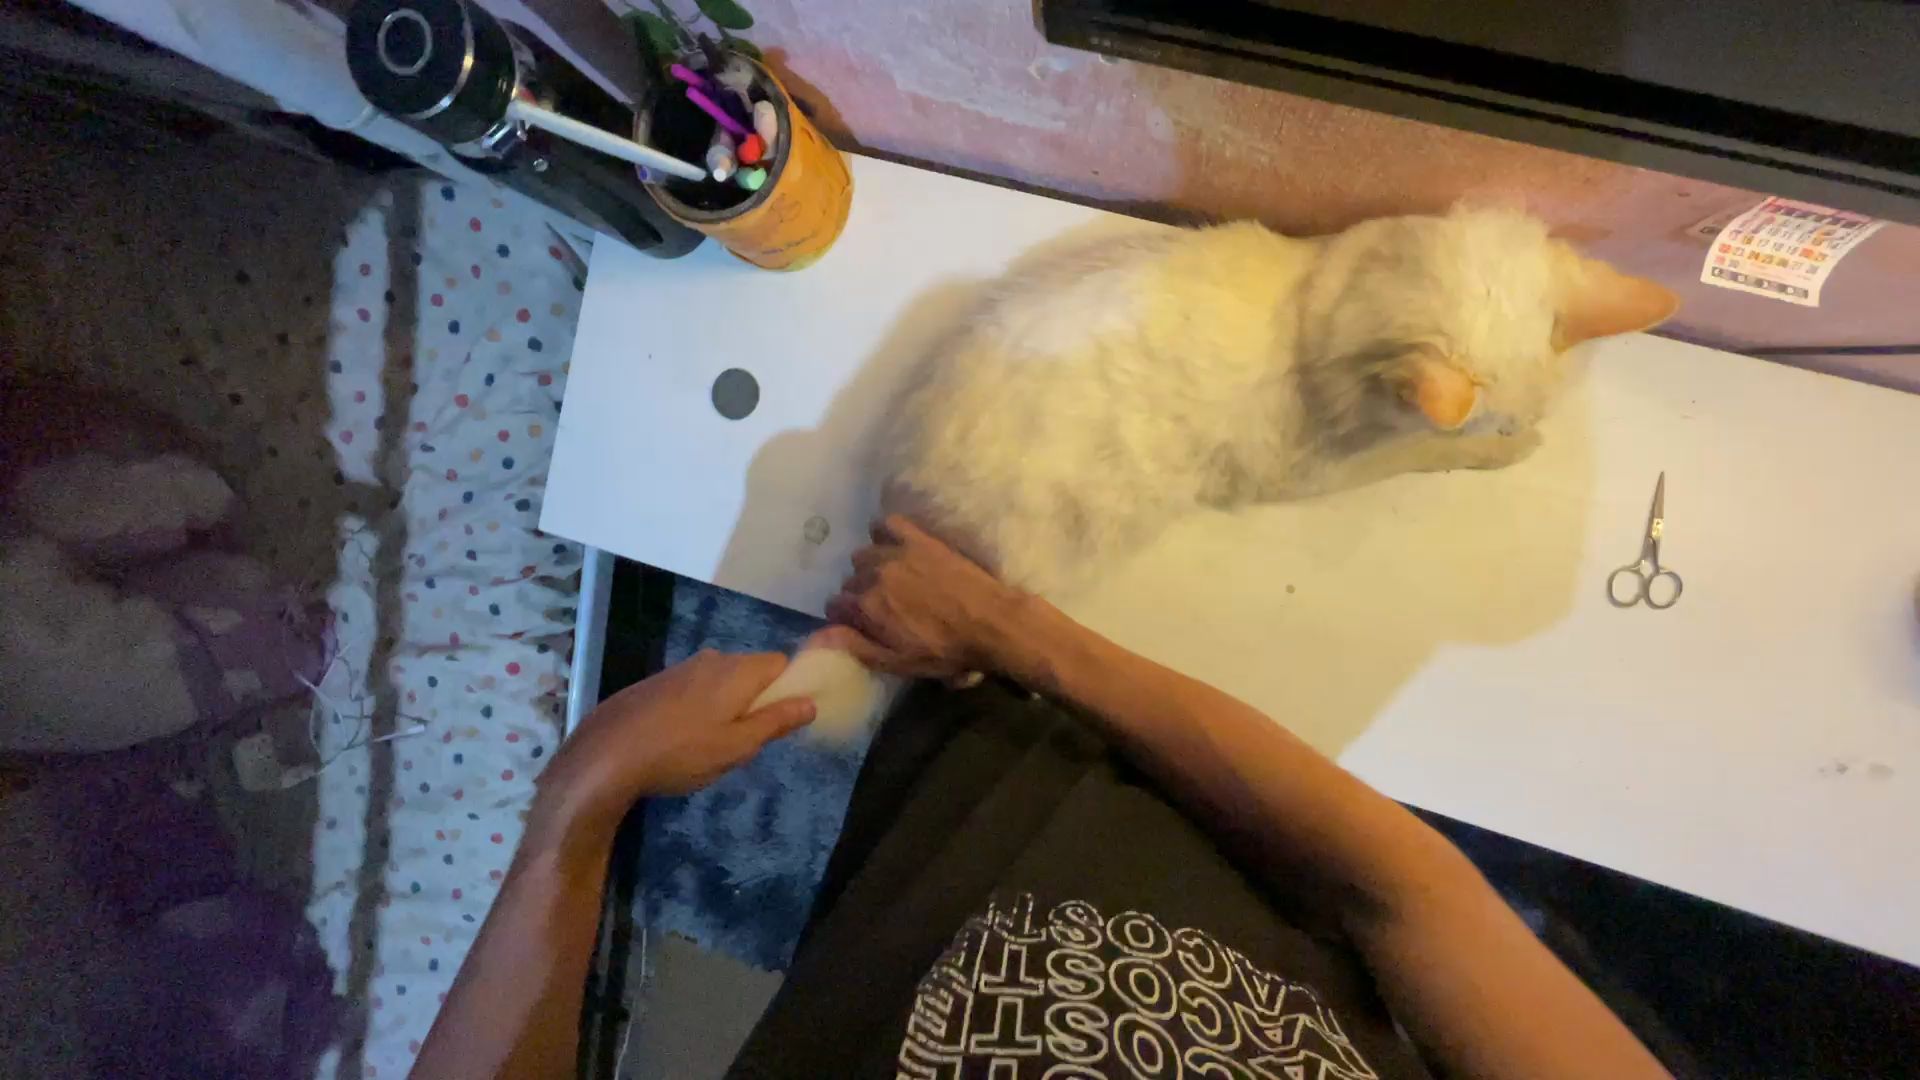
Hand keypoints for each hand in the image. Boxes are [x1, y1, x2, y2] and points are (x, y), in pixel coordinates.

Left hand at [535, 650, 814, 827]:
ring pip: (720, 680)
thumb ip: (777, 721)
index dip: (788, 687)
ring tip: (710, 745)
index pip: (781, 663)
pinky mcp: (656, 682)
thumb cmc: (681, 753)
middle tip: (745, 740)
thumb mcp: (737, 746)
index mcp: (738, 671)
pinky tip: (680, 739)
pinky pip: (694, 687)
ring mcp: (681, 668)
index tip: (781, 719)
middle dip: (755, 700)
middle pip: (751, 671)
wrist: (605, 756)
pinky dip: (698, 707)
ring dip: (725, 705)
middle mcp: (713, 659)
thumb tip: (811, 702)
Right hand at [824, 516, 1027, 678]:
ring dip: (871, 565)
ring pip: (864, 553)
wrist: (990, 621)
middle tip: (882, 603)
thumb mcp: (899, 662)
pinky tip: (894, 544)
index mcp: (868, 608)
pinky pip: (888, 523)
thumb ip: (857, 647)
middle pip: (850, 580)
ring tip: (890, 577)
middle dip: (859, 592)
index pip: (835, 605)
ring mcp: (896, 553)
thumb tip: (820, 637)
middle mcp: (875, 575)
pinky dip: (885, 533)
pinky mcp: (919, 538)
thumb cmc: (946, 650)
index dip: (846, 616)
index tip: (861, 622)